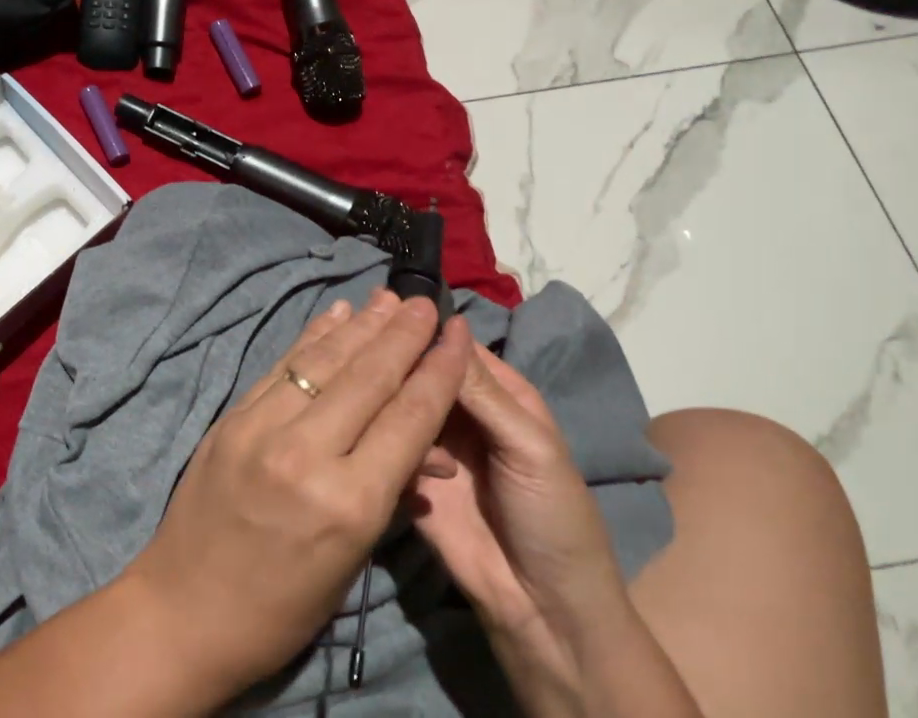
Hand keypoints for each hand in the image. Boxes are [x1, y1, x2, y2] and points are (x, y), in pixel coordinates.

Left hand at [121, 290, 470, 696]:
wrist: (184, 609)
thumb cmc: (283, 607)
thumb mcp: (352, 560)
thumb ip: (387, 494)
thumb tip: (424, 447)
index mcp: (348, 501)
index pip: (407, 417)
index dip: (438, 369)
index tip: (458, 333)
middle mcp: (304, 452)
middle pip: (367, 377)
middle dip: (403, 336)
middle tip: (427, 303)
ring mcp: (259, 429)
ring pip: (321, 362)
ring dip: (360, 327)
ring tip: (389, 300)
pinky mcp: (229, 419)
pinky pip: (280, 368)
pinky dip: (311, 338)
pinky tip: (334, 317)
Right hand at [409, 337, 632, 703]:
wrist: (541, 605)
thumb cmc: (554, 516)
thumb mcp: (530, 446)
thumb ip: (483, 392)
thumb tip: (443, 328)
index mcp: (499, 394)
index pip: (454, 347)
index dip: (424, 330)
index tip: (385, 311)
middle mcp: (460, 413)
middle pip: (419, 374)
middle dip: (396, 366)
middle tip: (363, 359)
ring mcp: (431, 446)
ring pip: (396, 407)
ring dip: (390, 411)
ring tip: (391, 427)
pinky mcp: (407, 480)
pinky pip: (385, 449)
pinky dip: (386, 450)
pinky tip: (407, 472)